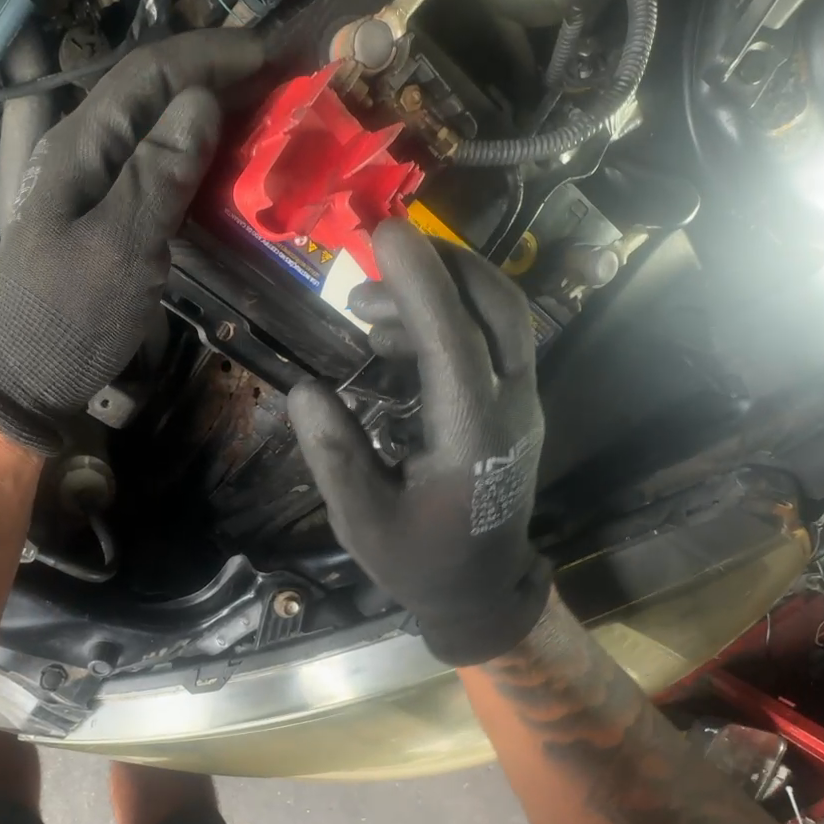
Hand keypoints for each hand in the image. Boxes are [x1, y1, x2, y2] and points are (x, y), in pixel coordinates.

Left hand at [0, 29, 264, 453]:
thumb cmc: (69, 320)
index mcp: (79, 148)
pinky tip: (223, 172)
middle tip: (278, 86)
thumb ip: (157, 176)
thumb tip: (202, 102)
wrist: (28, 381)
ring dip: (206, 118)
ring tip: (261, 119)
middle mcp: (83, 154)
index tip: (271, 57)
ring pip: (154, 132)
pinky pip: (153, 173)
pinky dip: (193, 162)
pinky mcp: (105, 221)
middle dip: (214, 79)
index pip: (147, 74)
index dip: (210, 55)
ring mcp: (91, 189)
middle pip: (151, 95)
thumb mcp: (118, 249)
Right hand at [289, 219, 549, 665]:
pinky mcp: (512, 406)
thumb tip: (303, 388)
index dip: (420, 283)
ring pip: (499, 319)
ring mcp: (520, 404)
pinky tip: (388, 336)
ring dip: (438, 293)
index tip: (384, 232)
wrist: (482, 591)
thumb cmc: (418, 560)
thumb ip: (335, 455)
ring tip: (363, 305)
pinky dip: (444, 320)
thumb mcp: (362, 521)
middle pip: (499, 309)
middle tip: (380, 250)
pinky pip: (489, 342)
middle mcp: (510, 409)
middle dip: (443, 265)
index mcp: (472, 437)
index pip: (452, 341)